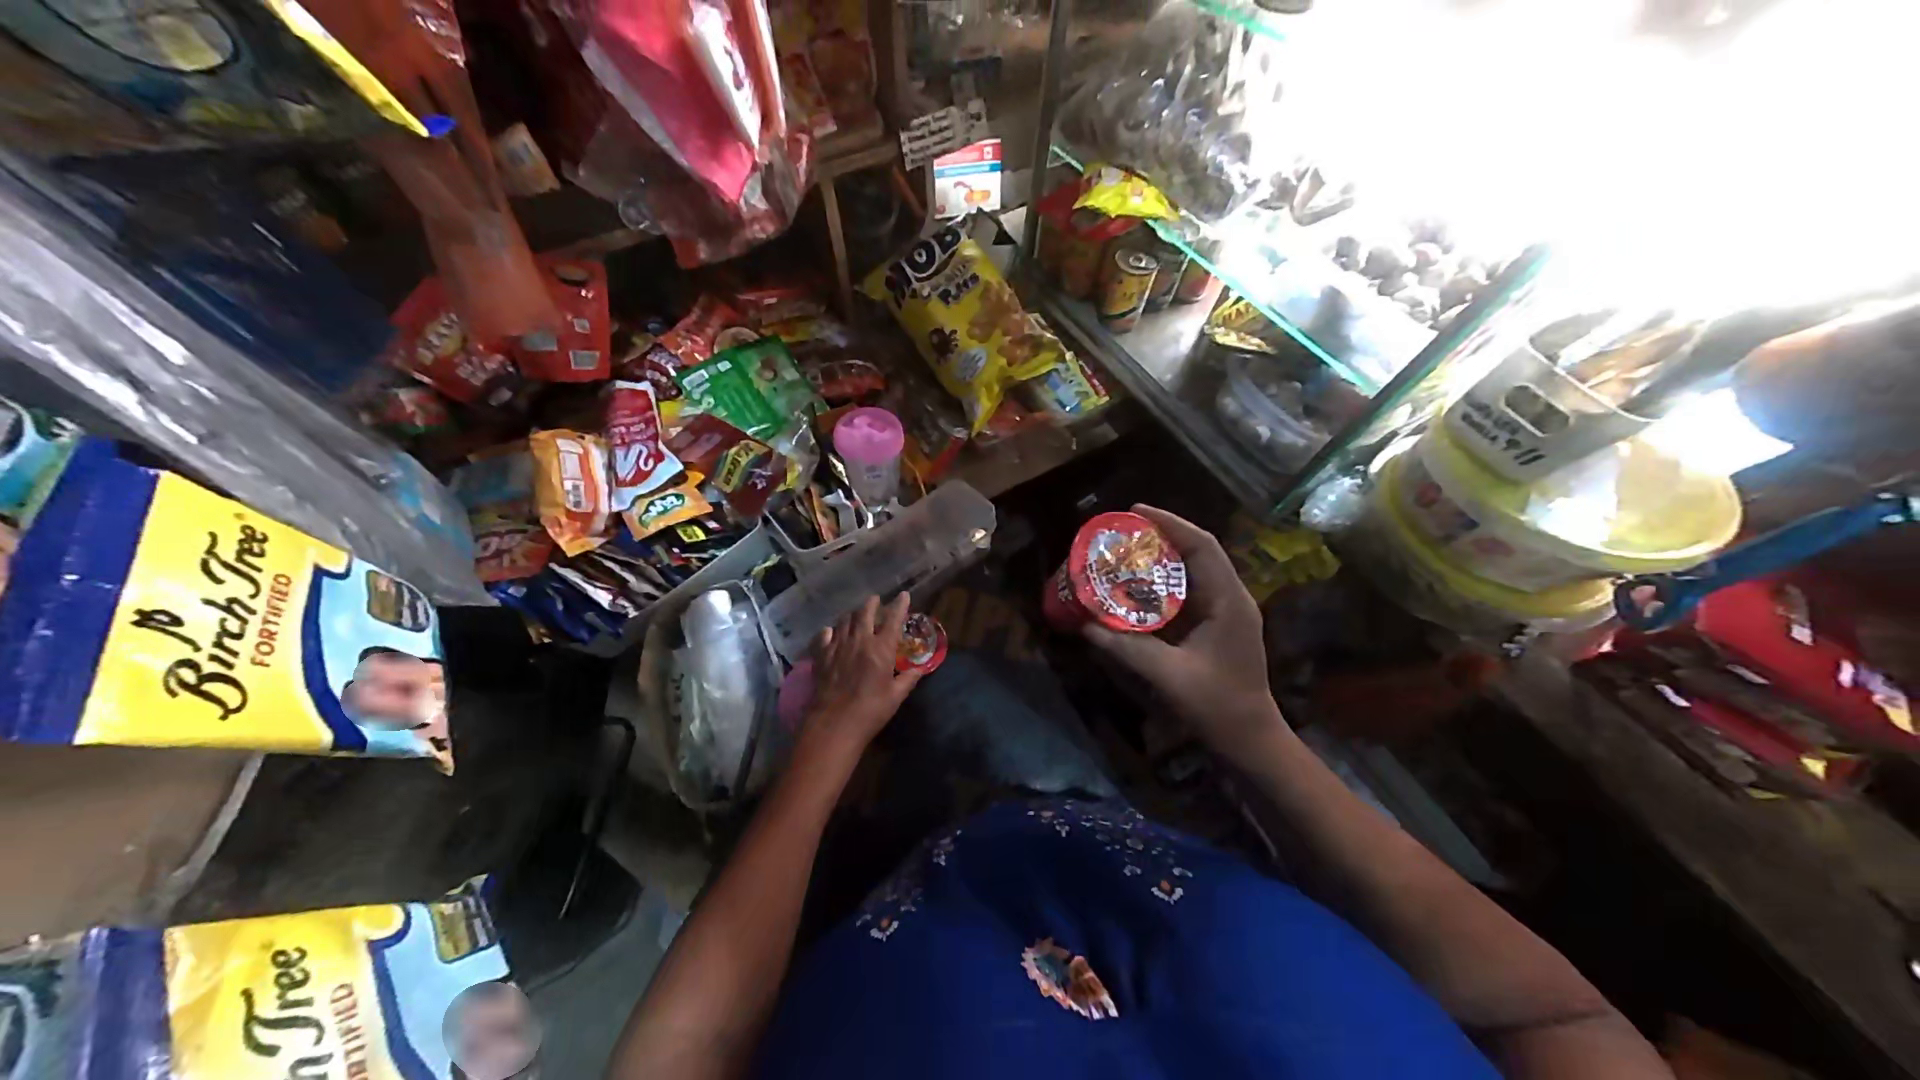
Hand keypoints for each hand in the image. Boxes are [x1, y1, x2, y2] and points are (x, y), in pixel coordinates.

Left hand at [800, 593, 925, 761]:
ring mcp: (838, 646)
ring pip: (844, 620)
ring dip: (852, 615)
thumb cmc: (871, 711)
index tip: (903, 595)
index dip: (899, 605)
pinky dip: (830, 631)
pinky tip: (831, 633)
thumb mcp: (896, 696)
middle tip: (875, 600)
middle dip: (872, 603)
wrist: (834, 723)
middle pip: (864, 612)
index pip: (893, 619)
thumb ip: (908, 679)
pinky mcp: (822, 656)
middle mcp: (860, 640)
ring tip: (856, 616)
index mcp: (882, 648)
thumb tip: (920, 669)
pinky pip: (824, 635)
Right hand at [1081, 505, 1285, 759]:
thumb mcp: (1167, 675)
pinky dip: (1163, 582)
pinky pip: (1189, 590)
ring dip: (1161, 557)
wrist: (1250, 739)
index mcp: (1228, 601)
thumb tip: (1084, 625)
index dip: (1170, 523)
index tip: (1135, 510)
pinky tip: (1137, 587)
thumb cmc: (1216, 706)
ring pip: (1193, 569)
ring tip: (1125, 551)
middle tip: (1121, 532)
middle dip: (1160, 535)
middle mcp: (1232, 597)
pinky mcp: (1217, 624)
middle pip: (1197, 551)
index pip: (1202, 546)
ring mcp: (1227, 611)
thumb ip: (1125, 648)